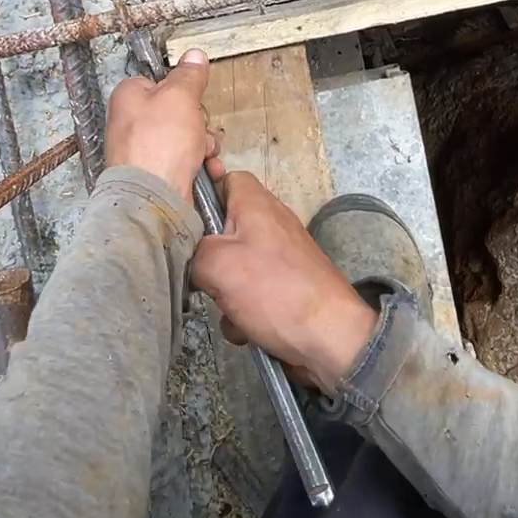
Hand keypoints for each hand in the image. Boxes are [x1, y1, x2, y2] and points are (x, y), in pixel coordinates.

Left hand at [105, 48, 216, 200]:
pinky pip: (186, 162)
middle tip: (198, 129)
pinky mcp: (157, 174)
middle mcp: (132, 123)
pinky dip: (201, 166)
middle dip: (199, 123)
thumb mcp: (180, 96)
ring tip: (204, 154)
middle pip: (178, 112)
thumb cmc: (157, 146)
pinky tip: (206, 171)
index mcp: (129, 96)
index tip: (192, 96)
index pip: (160, 81)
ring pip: (186, 138)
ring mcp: (144, 151)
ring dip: (204, 146)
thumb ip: (189, 75)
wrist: (154, 198)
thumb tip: (194, 56)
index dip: (182, 90)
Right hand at [190, 172, 378, 391]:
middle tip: (206, 276)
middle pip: (223, 229)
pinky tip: (248, 329)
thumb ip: (191, 250)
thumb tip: (190, 256)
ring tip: (231, 311)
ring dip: (225, 293)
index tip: (185, 221)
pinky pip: (251, 291)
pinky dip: (245, 311)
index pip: (223, 179)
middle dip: (209, 259)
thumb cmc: (274, 291)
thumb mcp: (217, 265)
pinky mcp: (285, 286)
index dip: (202, 196)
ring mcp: (279, 256)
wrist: (331, 339)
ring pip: (233, 266)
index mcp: (255, 203)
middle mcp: (269, 222)